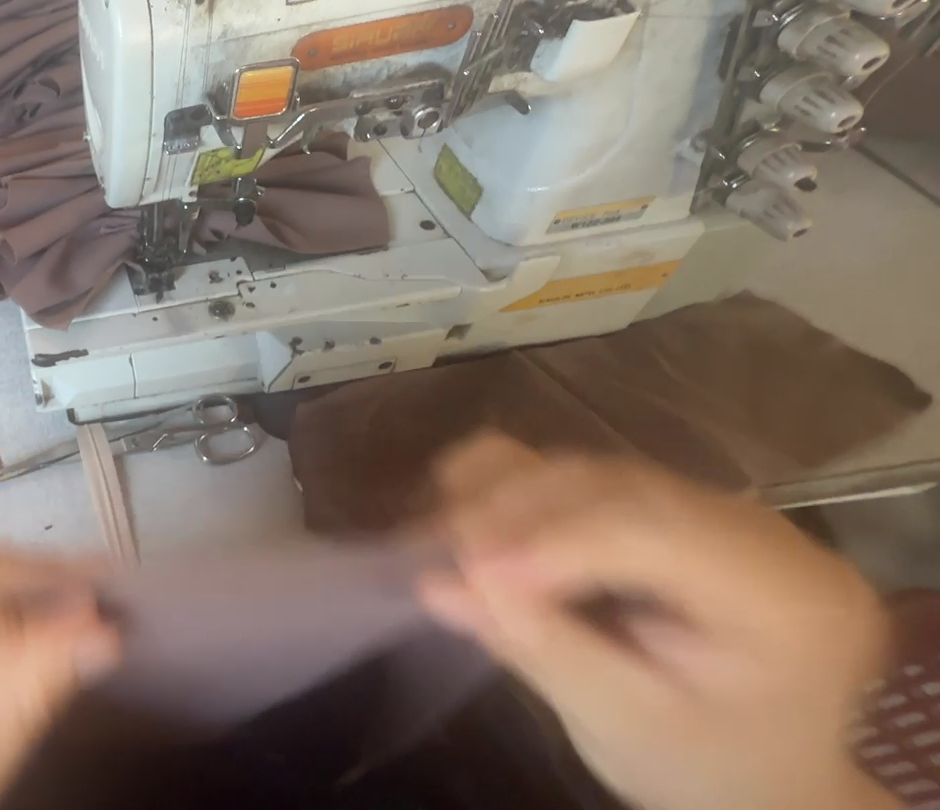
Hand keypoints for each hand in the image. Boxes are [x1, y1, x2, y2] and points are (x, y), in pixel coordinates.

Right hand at [419, 433, 891, 809]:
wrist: (738, 762)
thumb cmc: (699, 759)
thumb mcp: (628, 723)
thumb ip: (543, 648)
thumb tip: (439, 584)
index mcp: (791, 597)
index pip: (660, 535)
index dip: (555, 543)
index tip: (469, 571)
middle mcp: (751, 530)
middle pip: (611, 488)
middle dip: (512, 512)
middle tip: (437, 550)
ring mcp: (695, 504)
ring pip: (575, 467)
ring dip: (495, 492)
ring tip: (437, 537)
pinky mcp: (641, 497)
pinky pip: (559, 465)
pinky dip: (498, 479)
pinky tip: (460, 512)